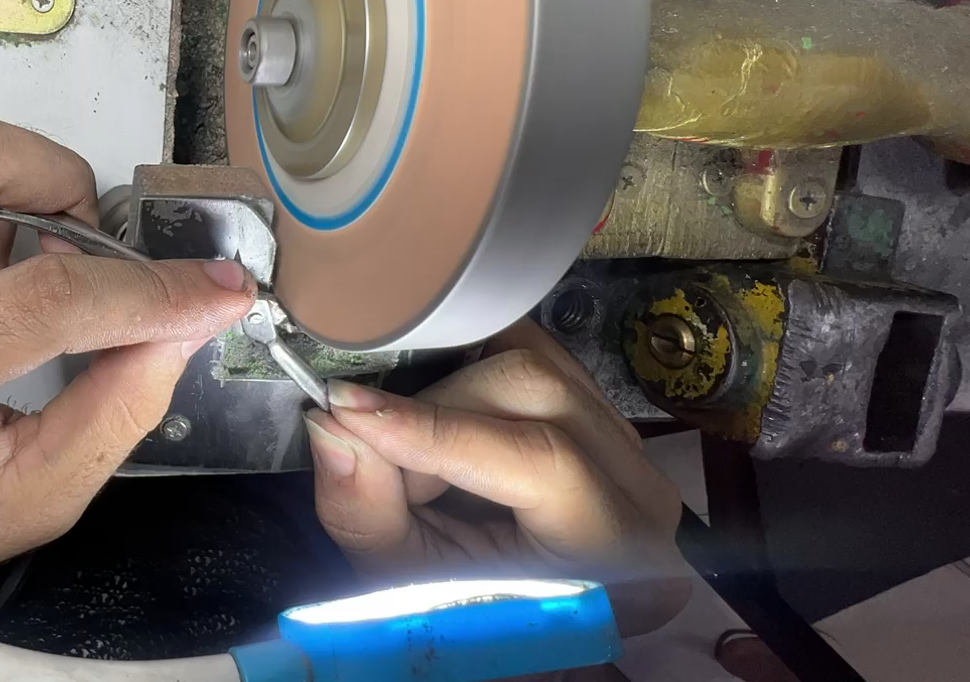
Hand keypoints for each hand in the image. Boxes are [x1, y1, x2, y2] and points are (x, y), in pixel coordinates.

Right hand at [307, 320, 691, 635]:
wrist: (506, 618)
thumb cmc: (462, 614)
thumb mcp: (401, 584)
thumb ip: (364, 511)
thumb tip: (330, 423)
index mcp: (615, 553)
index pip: (539, 459)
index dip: (434, 427)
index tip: (347, 407)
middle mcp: (639, 488)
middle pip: (536, 390)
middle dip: (433, 406)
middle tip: (378, 444)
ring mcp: (623, 440)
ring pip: (532, 358)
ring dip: (449, 381)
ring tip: (408, 431)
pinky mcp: (595, 409)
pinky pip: (531, 351)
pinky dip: (470, 360)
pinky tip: (437, 398)